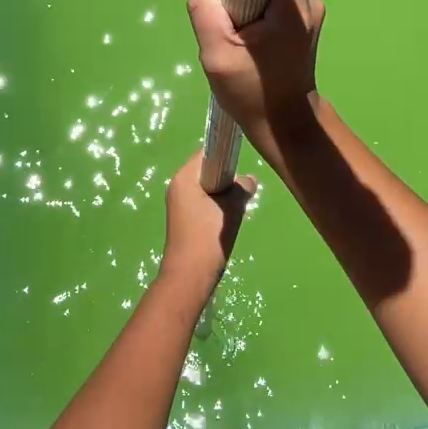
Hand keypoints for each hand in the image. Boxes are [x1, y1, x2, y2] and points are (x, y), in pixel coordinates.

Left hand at [161, 150, 255, 295]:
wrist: (190, 276)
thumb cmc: (209, 236)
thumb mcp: (232, 208)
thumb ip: (242, 188)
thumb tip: (250, 179)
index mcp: (184, 177)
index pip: (206, 153)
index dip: (225, 155)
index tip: (242, 164)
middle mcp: (177, 186)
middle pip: (206, 170)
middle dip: (226, 177)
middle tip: (241, 189)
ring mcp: (178, 204)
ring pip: (206, 187)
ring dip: (223, 194)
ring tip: (236, 206)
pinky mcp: (183, 219)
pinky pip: (202, 201)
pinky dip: (216, 205)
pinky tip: (227, 219)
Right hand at [186, 0, 326, 159]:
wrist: (285, 125)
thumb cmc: (251, 92)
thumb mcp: (216, 54)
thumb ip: (206, 9)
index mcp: (292, 5)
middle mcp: (307, 1)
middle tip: (228, 10)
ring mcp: (309, 12)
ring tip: (236, 31)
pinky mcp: (303, 23)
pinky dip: (259, 9)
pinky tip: (248, 39)